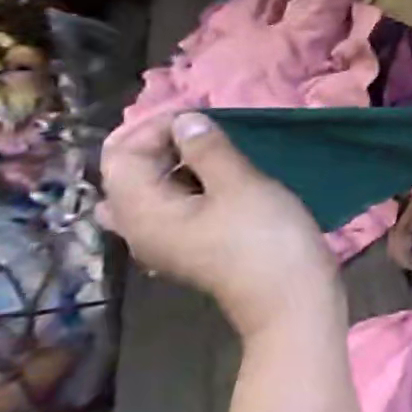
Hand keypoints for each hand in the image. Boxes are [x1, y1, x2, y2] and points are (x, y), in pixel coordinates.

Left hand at [100, 113, 340, 338]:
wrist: (291, 296)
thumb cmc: (265, 237)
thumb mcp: (241, 184)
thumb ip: (208, 148)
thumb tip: (185, 121)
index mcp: (141, 212)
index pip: (120, 156)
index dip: (155, 127)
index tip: (204, 114)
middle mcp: (139, 228)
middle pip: (129, 173)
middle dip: (163, 143)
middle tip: (211, 128)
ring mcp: (164, 241)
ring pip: (151, 190)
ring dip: (178, 163)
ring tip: (219, 149)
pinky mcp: (190, 246)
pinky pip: (172, 205)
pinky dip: (189, 183)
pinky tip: (224, 178)